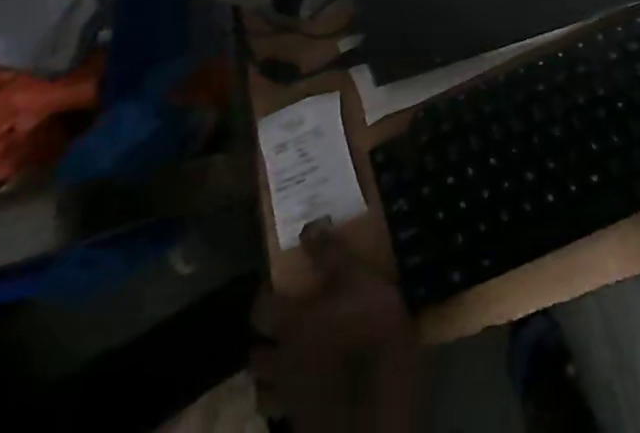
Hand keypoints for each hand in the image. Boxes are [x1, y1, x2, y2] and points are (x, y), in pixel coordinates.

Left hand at [250, 221, 426, 432]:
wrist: (383, 402)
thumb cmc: (372, 331)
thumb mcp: (359, 281)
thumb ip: (332, 255)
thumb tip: (310, 226)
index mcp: (292, 325)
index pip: (261, 308)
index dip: (264, 296)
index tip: (275, 287)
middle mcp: (283, 362)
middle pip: (255, 357)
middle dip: (263, 343)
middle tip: (282, 331)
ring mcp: (293, 399)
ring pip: (265, 392)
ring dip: (272, 379)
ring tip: (290, 368)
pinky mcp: (308, 425)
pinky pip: (289, 417)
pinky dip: (293, 405)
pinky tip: (312, 395)